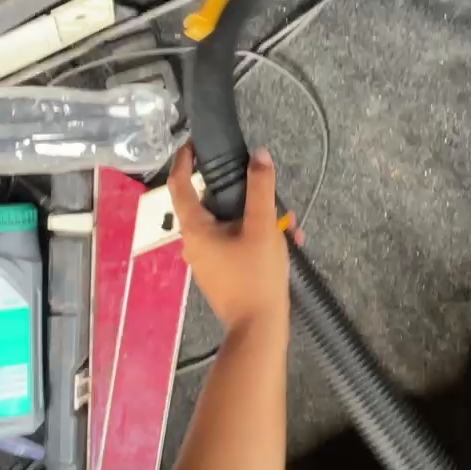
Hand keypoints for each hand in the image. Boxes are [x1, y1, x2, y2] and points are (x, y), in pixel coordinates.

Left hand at [167, 145, 289, 332]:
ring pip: (232, 225)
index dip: (185, 159)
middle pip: (214, 204)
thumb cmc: (256, 275)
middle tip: (269, 188)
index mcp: (195, 229)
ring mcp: (209, 261)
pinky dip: (260, 237)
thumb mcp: (262, 226)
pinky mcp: (224, 274)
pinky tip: (288, 242)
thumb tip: (259, 154)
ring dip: (260, 219)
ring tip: (290, 225)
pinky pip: (239, 244)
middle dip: (246, 195)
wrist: (260, 328)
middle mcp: (195, 243)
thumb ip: (261, 188)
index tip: (195, 141)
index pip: (180, 184)